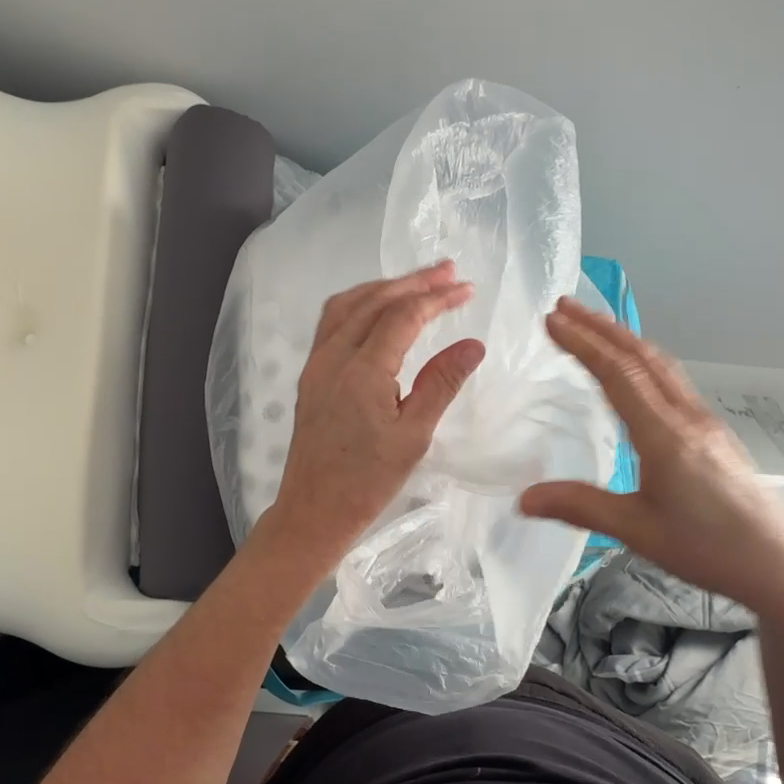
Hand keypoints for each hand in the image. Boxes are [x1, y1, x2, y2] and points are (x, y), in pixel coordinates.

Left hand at [263, 260, 485, 559]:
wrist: (314, 512)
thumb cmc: (368, 482)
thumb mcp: (414, 436)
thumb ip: (441, 383)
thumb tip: (473, 345)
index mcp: (362, 371)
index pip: (403, 315)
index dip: (437, 297)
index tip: (467, 288)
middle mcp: (333, 357)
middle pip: (374, 300)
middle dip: (413, 281)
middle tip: (449, 271)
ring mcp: (316, 364)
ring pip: (348, 305)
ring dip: (384, 287)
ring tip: (418, 282)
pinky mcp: (310, 376)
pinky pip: (333, 323)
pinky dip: (360, 304)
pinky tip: (378, 310)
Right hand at [519, 298, 783, 614]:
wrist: (777, 565)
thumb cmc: (707, 548)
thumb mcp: (637, 530)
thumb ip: (581, 507)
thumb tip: (524, 497)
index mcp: (665, 434)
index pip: (618, 373)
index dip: (583, 343)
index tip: (551, 320)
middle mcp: (687, 417)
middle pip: (642, 356)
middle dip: (601, 327)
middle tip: (564, 307)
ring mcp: (705, 423)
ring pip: (662, 365)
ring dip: (625, 340)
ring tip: (595, 327)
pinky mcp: (714, 436)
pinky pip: (673, 382)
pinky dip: (644, 361)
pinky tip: (637, 372)